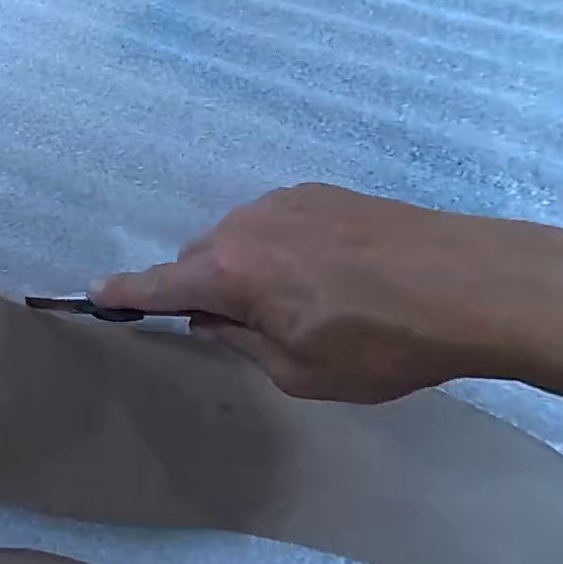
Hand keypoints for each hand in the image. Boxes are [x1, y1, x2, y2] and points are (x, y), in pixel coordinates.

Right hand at [92, 183, 562, 402]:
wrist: (469, 282)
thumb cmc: (381, 343)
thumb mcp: (301, 371)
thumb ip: (241, 342)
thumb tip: (211, 319)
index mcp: (232, 271)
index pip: (160, 284)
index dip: (125, 293)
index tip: (94, 293)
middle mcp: (247, 224)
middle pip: (200, 258)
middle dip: (204, 289)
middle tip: (236, 325)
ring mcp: (286, 200)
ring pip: (239, 238)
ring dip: (245, 267)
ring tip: (295, 301)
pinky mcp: (322, 192)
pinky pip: (275, 222)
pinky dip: (278, 248)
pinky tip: (325, 271)